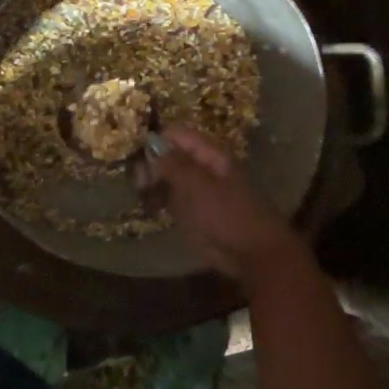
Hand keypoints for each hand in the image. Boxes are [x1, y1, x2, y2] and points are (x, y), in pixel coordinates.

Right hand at [149, 126, 309, 279]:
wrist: (250, 254)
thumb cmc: (228, 215)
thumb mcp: (198, 185)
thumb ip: (173, 163)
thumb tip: (150, 144)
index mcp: (209, 155)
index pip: (176, 135)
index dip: (155, 140)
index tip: (137, 156)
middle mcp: (200, 167)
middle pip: (166, 154)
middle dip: (148, 163)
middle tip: (139, 182)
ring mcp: (193, 189)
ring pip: (163, 175)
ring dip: (148, 181)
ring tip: (140, 193)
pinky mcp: (187, 210)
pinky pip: (165, 196)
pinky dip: (153, 198)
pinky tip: (146, 204)